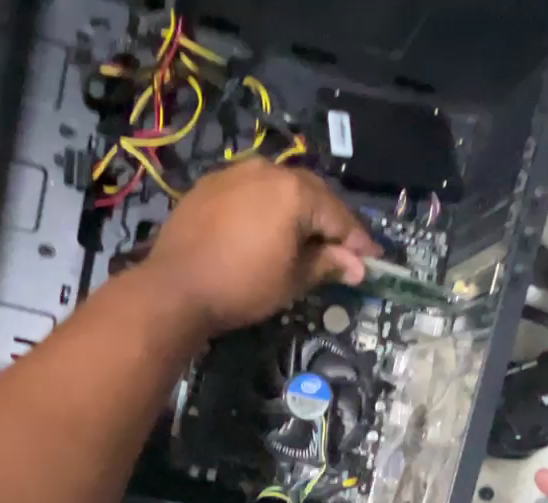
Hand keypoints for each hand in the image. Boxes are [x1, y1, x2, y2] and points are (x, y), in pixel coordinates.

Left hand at [139, 161, 380, 336]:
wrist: (174, 288)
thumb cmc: (242, 286)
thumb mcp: (292, 281)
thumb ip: (327, 265)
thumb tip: (357, 266)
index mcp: (295, 191)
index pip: (339, 215)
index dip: (358, 241)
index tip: (372, 260)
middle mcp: (267, 170)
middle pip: (311, 194)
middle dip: (329, 223)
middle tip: (341, 250)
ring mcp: (234, 173)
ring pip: (278, 189)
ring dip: (297, 213)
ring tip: (304, 240)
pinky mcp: (208, 185)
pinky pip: (249, 193)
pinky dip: (265, 210)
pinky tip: (265, 230)